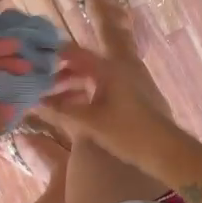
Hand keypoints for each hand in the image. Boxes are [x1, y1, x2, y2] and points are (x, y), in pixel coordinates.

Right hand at [37, 42, 179, 170]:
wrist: (166, 151)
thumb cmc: (128, 132)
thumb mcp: (89, 122)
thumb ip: (61, 109)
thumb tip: (35, 101)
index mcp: (108, 68)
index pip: (76, 52)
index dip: (55, 53)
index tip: (36, 58)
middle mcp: (118, 68)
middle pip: (84, 63)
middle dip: (62, 71)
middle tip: (41, 80)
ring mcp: (127, 81)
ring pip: (93, 76)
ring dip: (74, 84)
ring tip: (53, 98)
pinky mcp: (131, 96)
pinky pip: (103, 86)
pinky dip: (87, 92)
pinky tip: (75, 108)